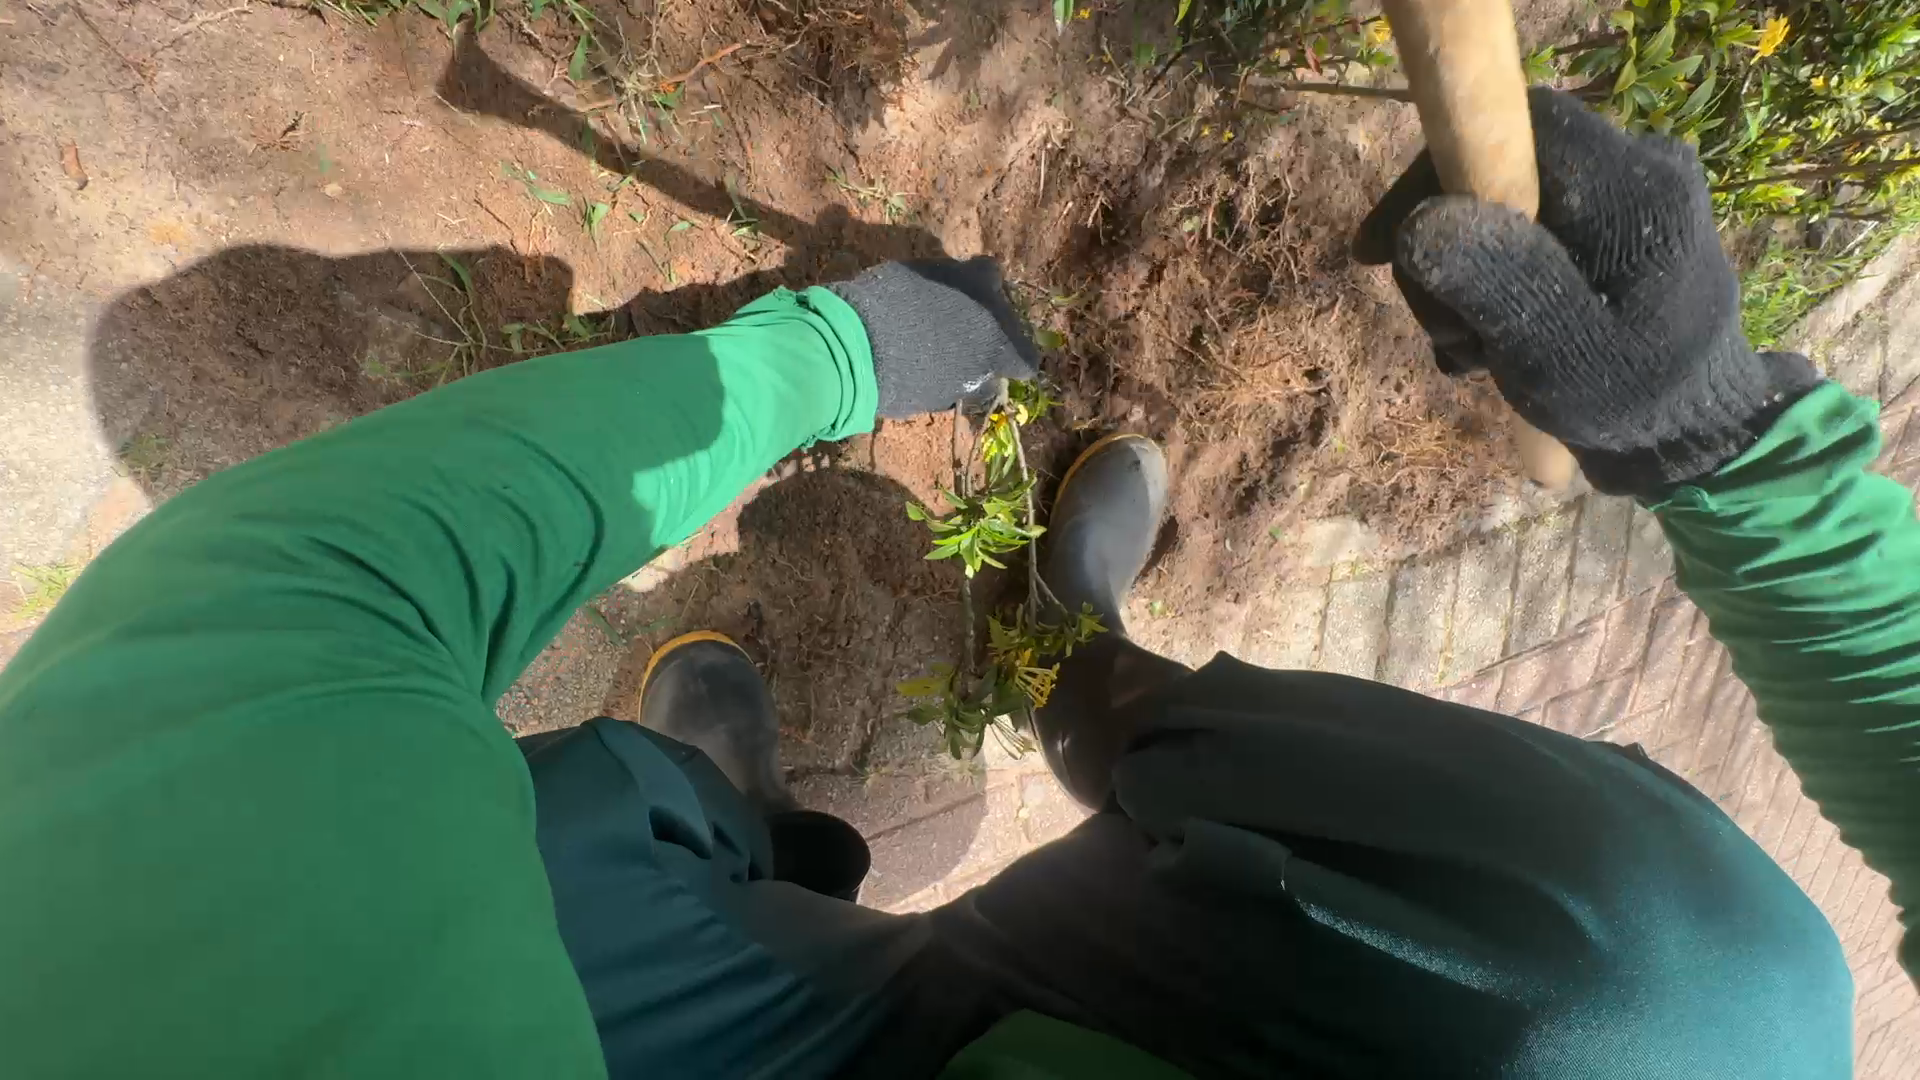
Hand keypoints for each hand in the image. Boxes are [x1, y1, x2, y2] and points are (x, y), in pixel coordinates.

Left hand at [825, 257, 1039, 418]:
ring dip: (968, 299)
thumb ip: (971, 383)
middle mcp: (987, 302)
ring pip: (979, 280)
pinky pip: (941, 278)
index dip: (1014, 368)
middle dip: (994, 327)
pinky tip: (916, 308)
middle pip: (1006, 312)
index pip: (1025, 358)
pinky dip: (936, 292)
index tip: (1002, 373)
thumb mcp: (944, 395)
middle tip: (972, 342)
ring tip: (945, 319)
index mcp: (999, 342)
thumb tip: (983, 377)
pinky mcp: (923, 264)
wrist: (855, 341)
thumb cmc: (904, 382)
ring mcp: (956, 276)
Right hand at [1354, 88, 1820, 495]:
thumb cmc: (1628, 393)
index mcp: (1631, 188)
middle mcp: (1627, 171)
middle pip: (1485, 179)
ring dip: (1450, 292)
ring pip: (1480, 218)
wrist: (1682, 425)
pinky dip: (1471, 298)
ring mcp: (1607, 200)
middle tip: (1447, 336)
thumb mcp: (1556, 352)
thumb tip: (1416, 223)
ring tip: (1472, 353)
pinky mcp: (1588, 231)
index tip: (1374, 254)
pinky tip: (1482, 346)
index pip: (1513, 131)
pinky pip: (1500, 242)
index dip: (1427, 180)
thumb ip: (1499, 282)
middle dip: (1439, 261)